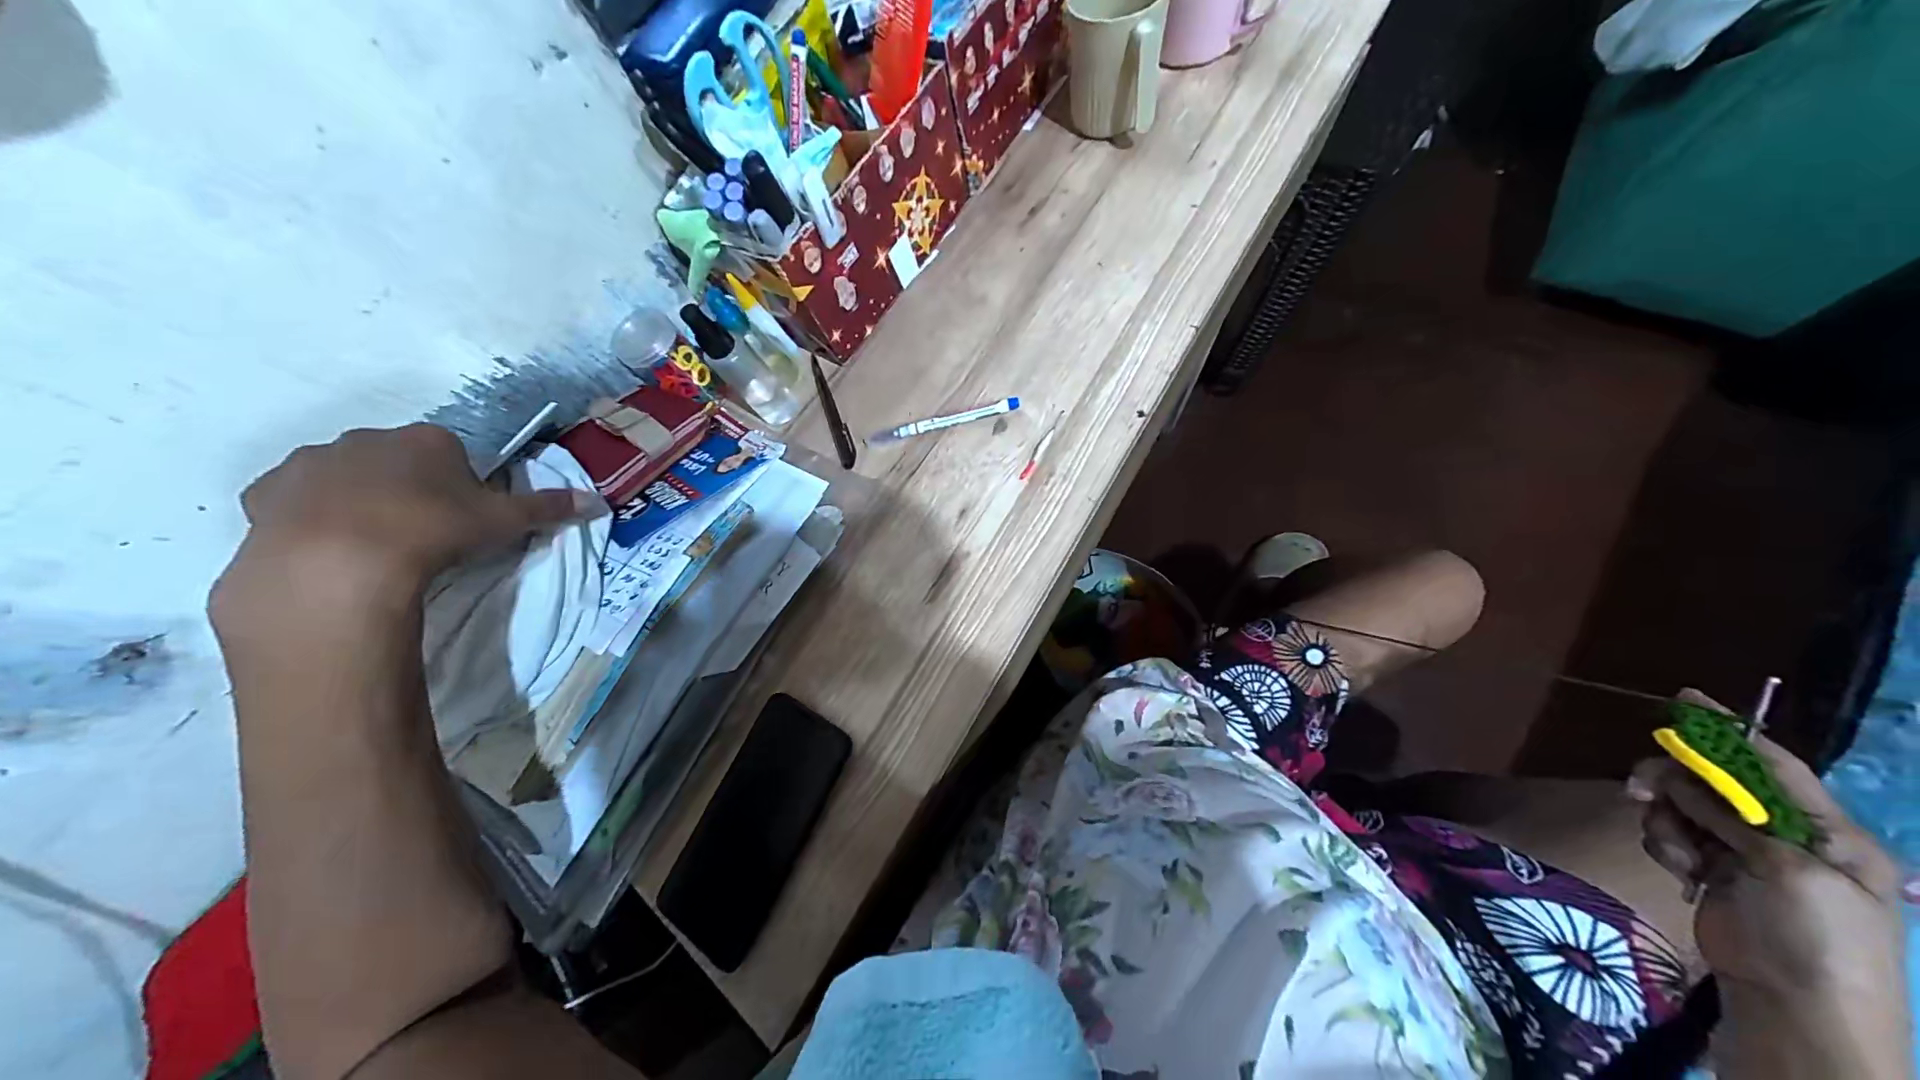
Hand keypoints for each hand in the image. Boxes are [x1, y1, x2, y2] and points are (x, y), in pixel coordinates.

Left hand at [211, 424, 594, 629]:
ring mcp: (312, 462)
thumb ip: (546, 508)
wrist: (340, 561)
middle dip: (408, 486)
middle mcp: (368, 438)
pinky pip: (295, 497)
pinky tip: (328, 545)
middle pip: (397, 459)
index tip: (463, 515)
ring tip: (375, 543)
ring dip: (359, 498)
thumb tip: (595, 500)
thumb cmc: (433, 530)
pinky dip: (310, 514)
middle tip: (423, 531)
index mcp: (427, 439)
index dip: (460, 484)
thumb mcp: (502, 523)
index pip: (451, 452)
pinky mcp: (267, 492)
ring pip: (344, 476)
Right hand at [1629, 691, 1911, 1077]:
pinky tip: (1680, 873)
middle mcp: (1787, 836)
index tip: (1684, 700)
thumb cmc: (1814, 937)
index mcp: (1828, 832)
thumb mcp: (1784, 870)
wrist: (1797, 1009)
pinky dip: (1667, 847)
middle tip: (1639, 789)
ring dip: (1668, 823)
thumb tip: (1681, 780)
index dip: (1728, 731)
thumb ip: (1731, 817)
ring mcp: (1749, 856)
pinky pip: (1676, 837)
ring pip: (1686, 808)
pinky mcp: (1715, 872)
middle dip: (1675, 783)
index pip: (1773, 765)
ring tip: (1676, 857)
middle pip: (1715, 783)